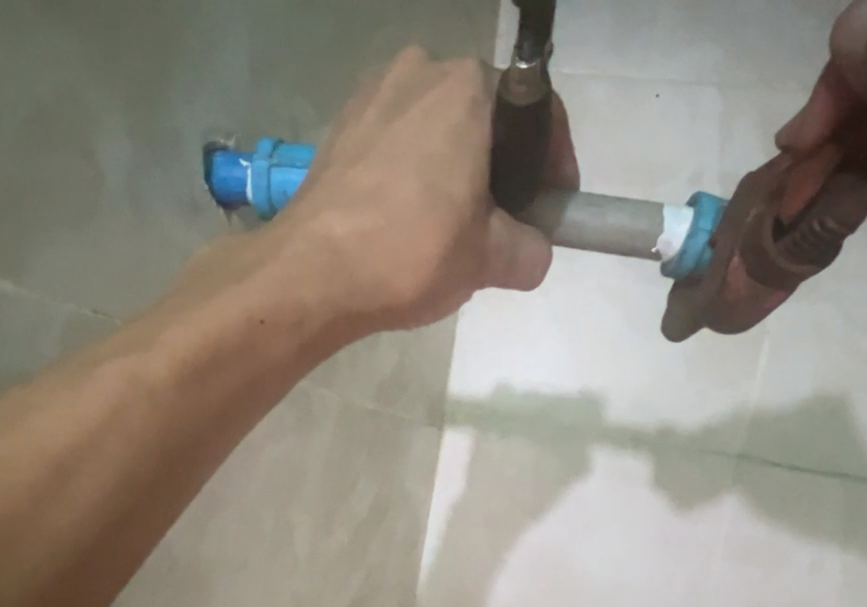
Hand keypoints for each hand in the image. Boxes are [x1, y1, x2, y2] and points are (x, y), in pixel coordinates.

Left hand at [273, 47, 577, 332]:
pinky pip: (394, 146)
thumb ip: (531, 250)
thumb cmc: (413, 253)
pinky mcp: (338, 130)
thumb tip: (533, 252)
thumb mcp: (491, 259)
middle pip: (483, 119)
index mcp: (469, 87)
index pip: (536, 114)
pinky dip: (411, 176)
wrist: (312, 274)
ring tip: (451, 229)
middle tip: (502, 225)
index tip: (552, 207)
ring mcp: (371, 97)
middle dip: (500, 168)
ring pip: (434, 132)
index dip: (554, 164)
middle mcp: (420, 72)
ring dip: (453, 171)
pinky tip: (405, 222)